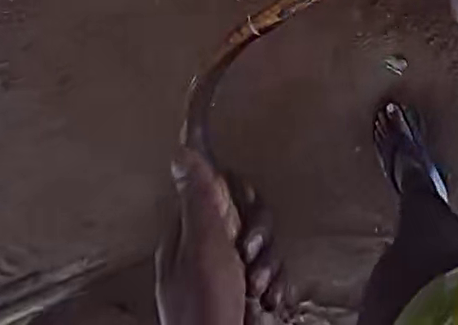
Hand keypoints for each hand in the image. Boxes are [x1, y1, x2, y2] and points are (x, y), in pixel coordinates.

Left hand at [155, 148, 285, 324]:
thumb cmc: (208, 308)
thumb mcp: (203, 248)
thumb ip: (198, 200)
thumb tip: (180, 150)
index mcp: (188, 235)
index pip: (219, 189)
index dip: (237, 195)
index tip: (245, 208)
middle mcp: (207, 251)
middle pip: (248, 213)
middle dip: (259, 233)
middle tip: (251, 256)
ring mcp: (230, 276)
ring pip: (265, 243)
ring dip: (269, 264)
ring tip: (260, 290)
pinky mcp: (252, 297)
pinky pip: (275, 272)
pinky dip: (277, 286)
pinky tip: (270, 302)